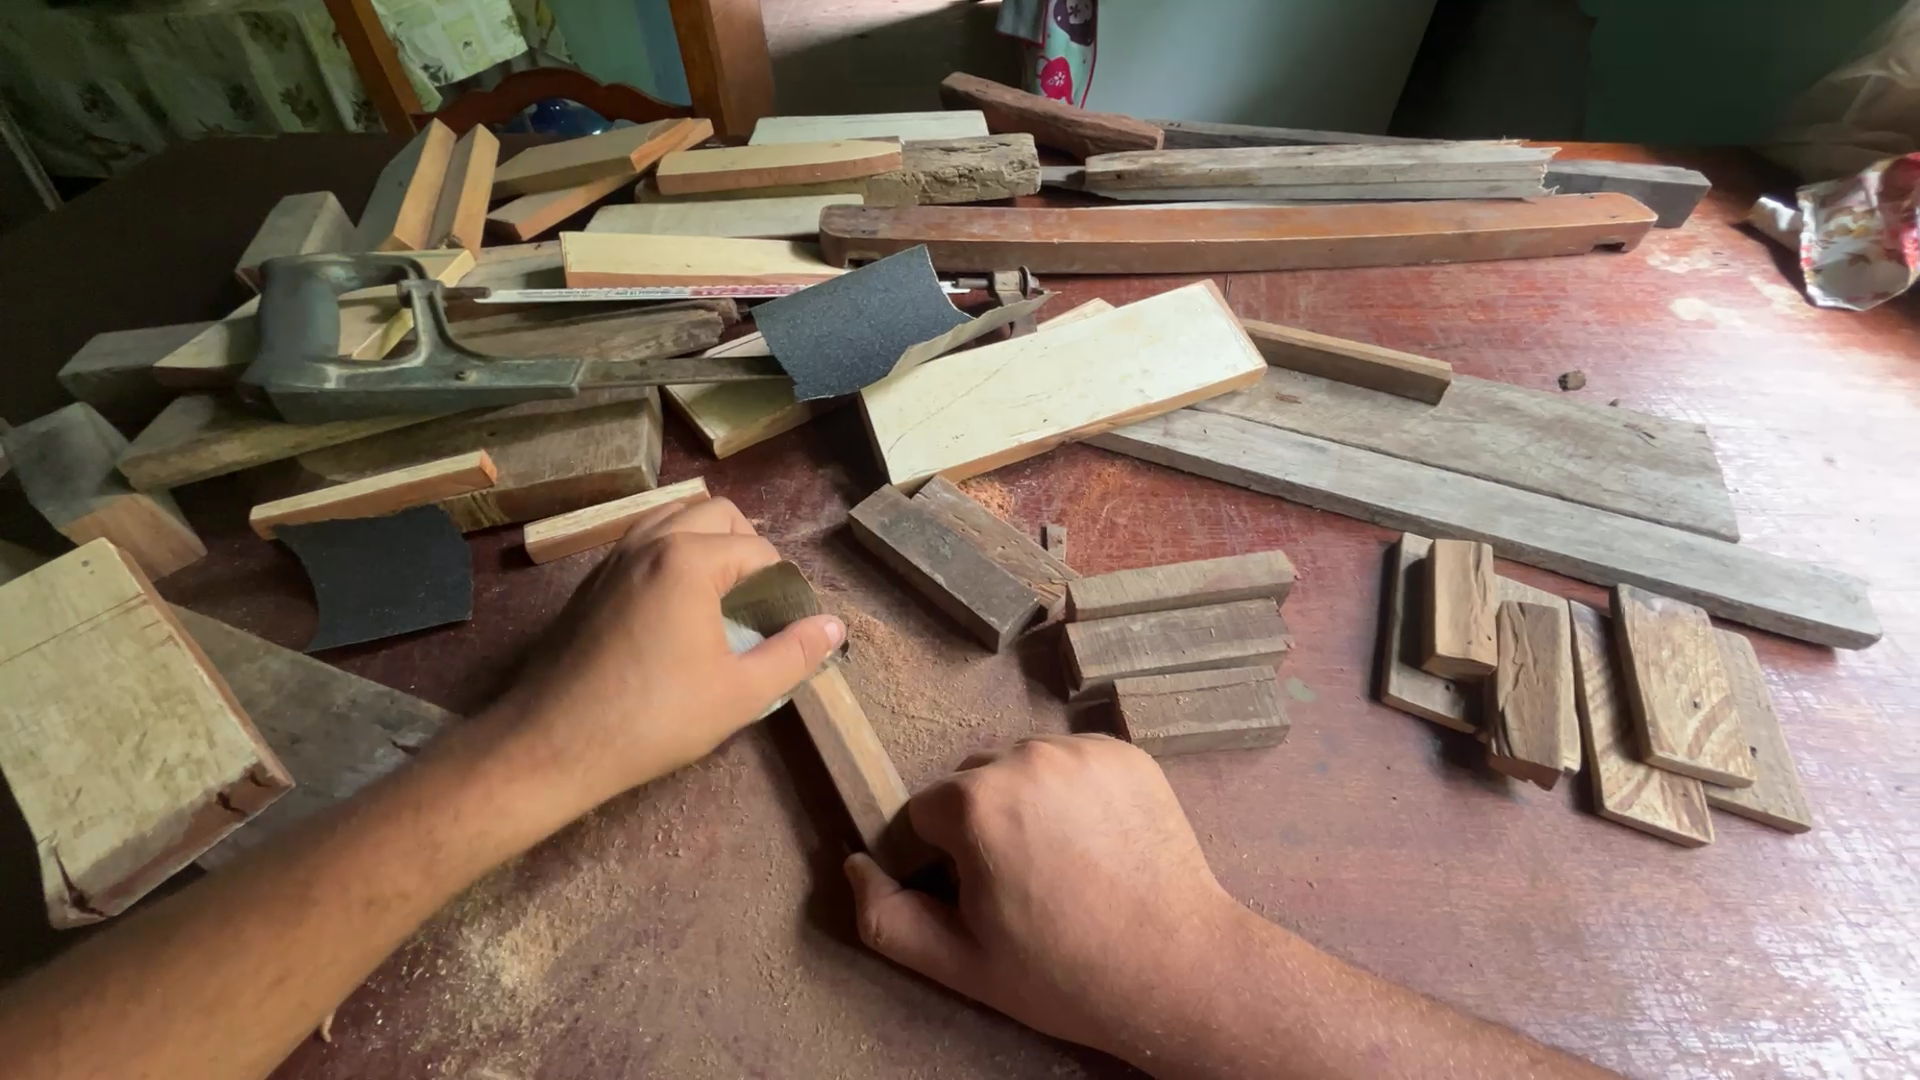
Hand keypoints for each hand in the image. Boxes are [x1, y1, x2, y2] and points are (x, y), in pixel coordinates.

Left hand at [486, 496, 843, 818]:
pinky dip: (674, 549)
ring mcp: (615, 555)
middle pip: (720, 513)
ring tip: (723, 591)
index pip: (760, 551)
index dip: (785, 586)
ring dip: (710, 540)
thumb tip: (835, 627)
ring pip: (677, 515)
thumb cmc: (652, 719)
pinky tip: (679, 601)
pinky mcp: (593, 578)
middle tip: (760, 600)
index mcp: (689, 560)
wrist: (549, 746)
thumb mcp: (740, 693)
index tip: (789, 625)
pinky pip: (645, 538)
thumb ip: (796, 654)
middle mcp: (651, 541)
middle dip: (750, 547)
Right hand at [843, 734, 1244, 1063]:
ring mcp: (1078, 748)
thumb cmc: (1064, 970)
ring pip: (1023, 766)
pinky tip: (1098, 835)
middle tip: (1028, 878)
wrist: (1180, 966)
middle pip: (975, 781)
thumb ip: (887, 918)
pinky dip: (1075, 788)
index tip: (986, 893)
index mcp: (975, 802)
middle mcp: (1024, 757)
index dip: (948, 857)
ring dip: (1030, 800)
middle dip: (985, 822)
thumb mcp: (961, 963)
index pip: (928, 812)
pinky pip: (1072, 758)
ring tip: (1066, 856)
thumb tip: (853, 864)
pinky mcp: (1121, 749)